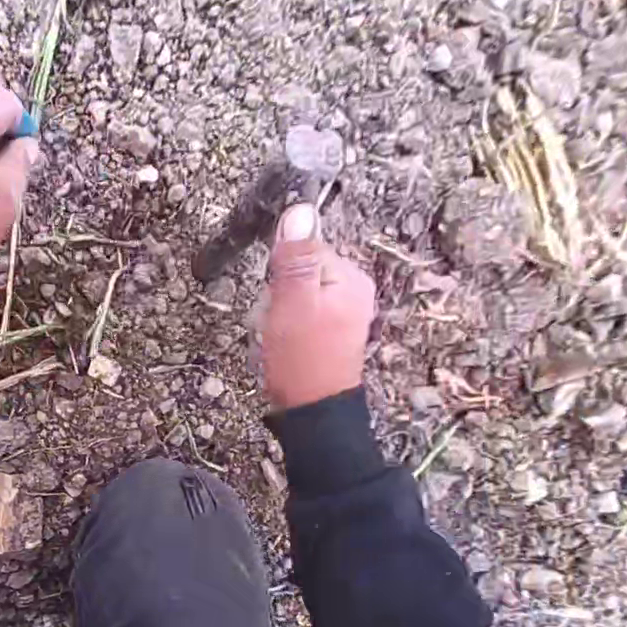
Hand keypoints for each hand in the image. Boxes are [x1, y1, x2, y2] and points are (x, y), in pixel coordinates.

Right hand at [260, 203, 375, 409]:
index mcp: (350, 280)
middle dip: (277, 297)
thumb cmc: (303, 362)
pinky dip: (282, 329)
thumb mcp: (293, 304)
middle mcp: (351, 293)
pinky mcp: (326, 333)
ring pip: (292, 296)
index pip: (305, 251)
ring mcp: (339, 314)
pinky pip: (295, 316)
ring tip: (278, 338)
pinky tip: (281, 346)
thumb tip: (298, 212)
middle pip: (297, 273)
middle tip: (277, 323)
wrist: (312, 414)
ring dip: (275, 315)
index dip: (281, 273)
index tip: (278, 298)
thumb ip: (295, 259)